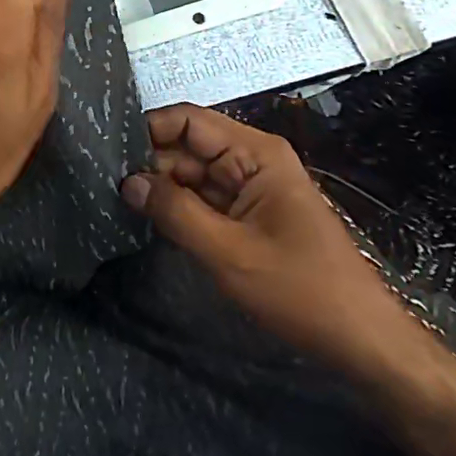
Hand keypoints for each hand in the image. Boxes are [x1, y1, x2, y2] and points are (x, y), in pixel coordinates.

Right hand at [121, 104, 425, 380]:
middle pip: (189, 147)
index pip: (189, 120)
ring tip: (110, 198)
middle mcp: (252, 160)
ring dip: (161, 187)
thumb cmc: (299, 288)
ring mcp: (251, 188)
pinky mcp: (250, 215)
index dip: (148, 129)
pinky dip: (180, 208)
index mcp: (255, 153)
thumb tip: (128, 181)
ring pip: (195, 175)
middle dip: (149, 161)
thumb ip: (176, 212)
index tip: (105, 150)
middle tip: (98, 181)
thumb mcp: (229, 252)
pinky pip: (207, 200)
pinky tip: (145, 217)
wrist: (357, 334)